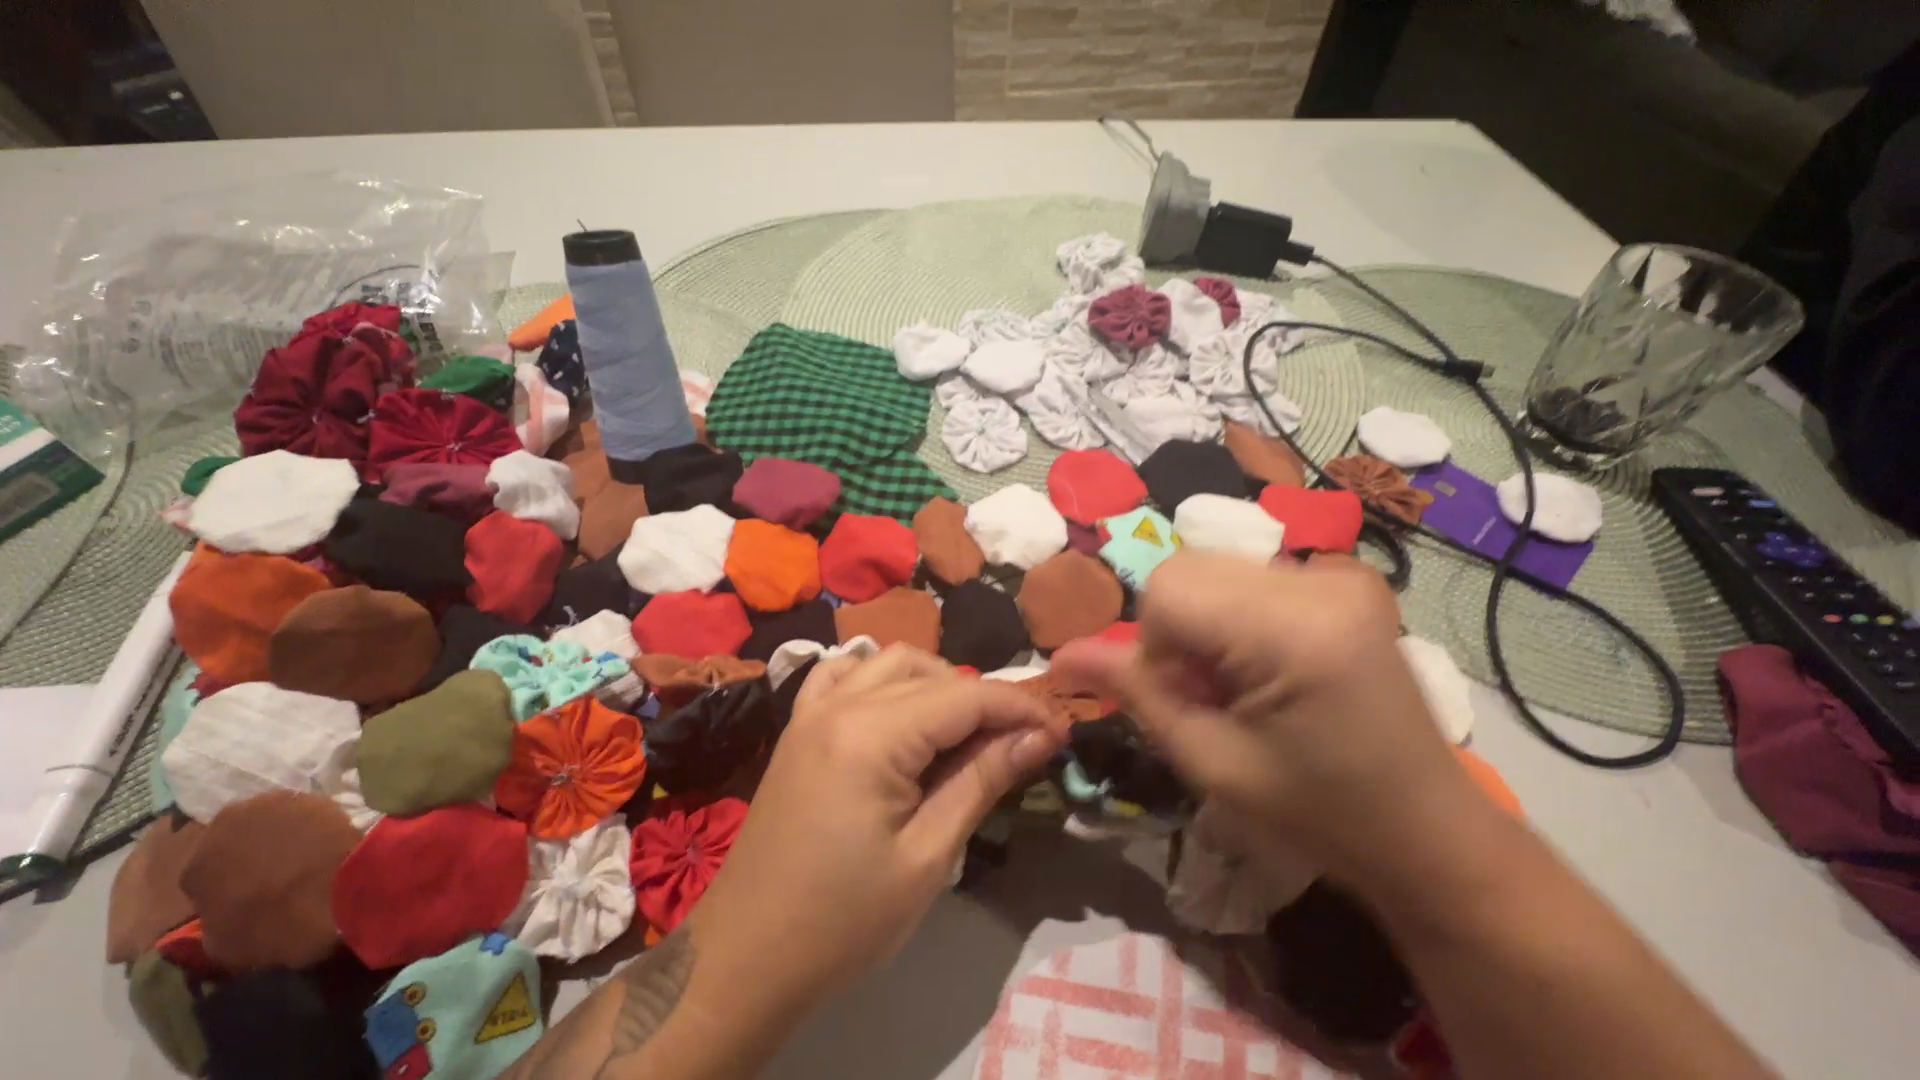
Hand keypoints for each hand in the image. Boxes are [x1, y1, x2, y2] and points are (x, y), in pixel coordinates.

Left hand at [683, 646, 1062, 1025]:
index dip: (1020, 709)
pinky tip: (901, 716)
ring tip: (967, 734)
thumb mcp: (928, 855)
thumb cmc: (844, 920)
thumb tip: (1040, 737)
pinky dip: (882, 681)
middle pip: (932, 675)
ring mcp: (810, 713)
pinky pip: (843, 676)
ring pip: (889, 663)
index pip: (966, 697)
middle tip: (1021, 744)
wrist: (748, 956)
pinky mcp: (797, 731)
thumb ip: (982, 781)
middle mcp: (839, 705)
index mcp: (871, 735)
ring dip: (937, 684)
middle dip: (985, 699)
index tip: (1061, 731)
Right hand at [1052, 552, 1475, 884]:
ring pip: (1214, 570)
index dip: (1152, 646)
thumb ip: (1138, 694)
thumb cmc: (1318, 813)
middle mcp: (1318, 581)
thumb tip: (1062, 654)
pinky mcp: (1347, 584)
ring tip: (1238, 686)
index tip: (1180, 699)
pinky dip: (1234, 618)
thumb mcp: (1212, 764)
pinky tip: (1265, 671)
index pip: (1167, 588)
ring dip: (1202, 622)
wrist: (1424, 830)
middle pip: (1188, 569)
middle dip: (1174, 630)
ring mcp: (1339, 577)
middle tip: (1206, 695)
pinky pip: (1251, 579)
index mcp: (1291, 629)